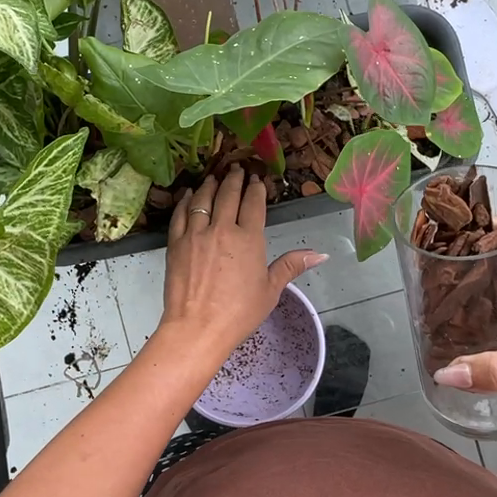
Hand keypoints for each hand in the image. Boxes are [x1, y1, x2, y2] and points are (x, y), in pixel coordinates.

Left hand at [156, 171, 324, 359]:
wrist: (197, 327)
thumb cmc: (238, 313)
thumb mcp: (270, 290)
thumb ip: (291, 266)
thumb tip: (321, 254)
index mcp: (249, 239)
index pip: (254, 204)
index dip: (256, 190)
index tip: (257, 181)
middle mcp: (222, 229)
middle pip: (228, 195)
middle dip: (234, 180)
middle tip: (237, 169)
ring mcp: (196, 235)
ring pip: (203, 200)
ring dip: (210, 185)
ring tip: (214, 177)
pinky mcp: (175, 244)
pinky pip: (181, 214)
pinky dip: (186, 201)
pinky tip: (189, 195)